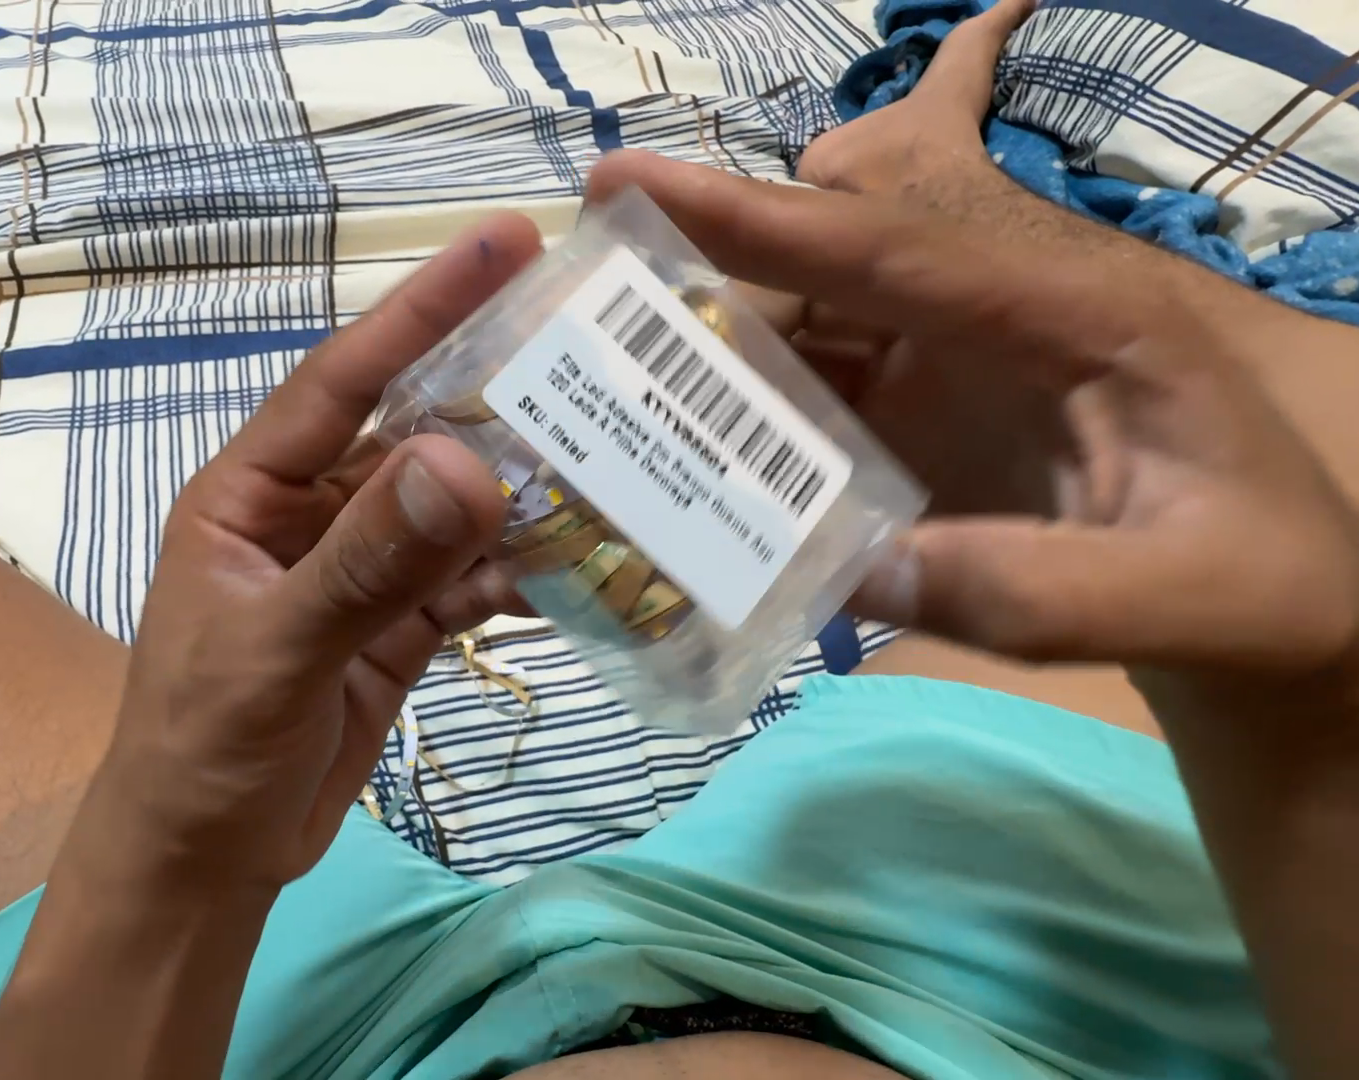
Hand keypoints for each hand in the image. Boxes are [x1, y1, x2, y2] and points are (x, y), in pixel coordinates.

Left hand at [73, 216, 541, 889]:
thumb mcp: (274, 651)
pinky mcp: (393, 628)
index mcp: (252, 494)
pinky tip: (560, 572)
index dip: (420, 311)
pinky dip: (506, 577)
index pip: (341, 381)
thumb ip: (364, 564)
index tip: (503, 243)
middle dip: (490, 400)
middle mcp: (309, 516)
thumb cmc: (203, 746)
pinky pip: (460, 583)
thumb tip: (466, 468)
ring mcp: (358, 573)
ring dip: (512, 499)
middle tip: (588, 353)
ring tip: (600, 469)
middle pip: (409, 436)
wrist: (207, 854)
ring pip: (446, 513)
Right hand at [585, 162, 1358, 680]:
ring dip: (699, 341)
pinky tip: (673, 436)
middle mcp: (973, 317)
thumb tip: (851, 566)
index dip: (748, 218)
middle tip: (588, 305)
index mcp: (1057, 318)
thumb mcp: (1175, 599)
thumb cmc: (1236, 584)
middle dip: (700, 269)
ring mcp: (925, 363)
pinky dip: (725, 401)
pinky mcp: (892, 408)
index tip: (626, 184)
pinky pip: (788, 382)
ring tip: (606, 373)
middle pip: (807, 267)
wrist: (1239, 605)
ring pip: (785, 318)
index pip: (880, 247)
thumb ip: (1031, 591)